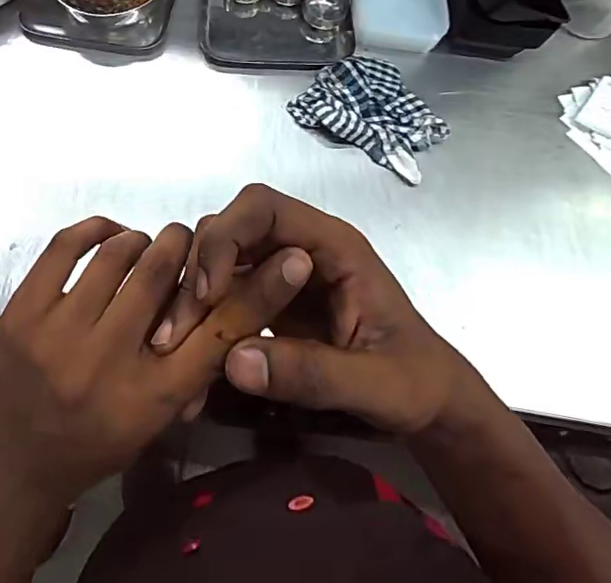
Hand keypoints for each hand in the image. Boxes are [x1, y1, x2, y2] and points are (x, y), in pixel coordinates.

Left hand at [0, 216, 312, 508]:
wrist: (12, 464)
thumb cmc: (90, 445)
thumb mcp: (150, 422)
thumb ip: (187, 372)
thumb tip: (224, 315)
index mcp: (150, 399)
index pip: (218, 334)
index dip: (260, 291)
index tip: (289, 259)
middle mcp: (108, 362)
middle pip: (162, 276)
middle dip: (183, 245)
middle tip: (185, 239)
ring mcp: (57, 333)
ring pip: (117, 255)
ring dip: (139, 239)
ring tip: (143, 243)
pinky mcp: (22, 312)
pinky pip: (63, 247)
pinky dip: (93, 229)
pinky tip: (107, 232)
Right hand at [156, 184, 485, 434]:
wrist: (429, 402)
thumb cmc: (417, 384)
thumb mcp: (379, 387)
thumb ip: (313, 374)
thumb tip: (234, 361)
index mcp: (331, 244)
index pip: (262, 207)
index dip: (226, 237)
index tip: (208, 292)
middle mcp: (297, 244)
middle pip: (229, 225)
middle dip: (199, 266)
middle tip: (183, 322)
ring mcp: (277, 267)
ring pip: (216, 252)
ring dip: (192, 287)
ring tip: (180, 336)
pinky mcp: (264, 293)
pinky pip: (219, 284)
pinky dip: (199, 308)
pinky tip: (191, 344)